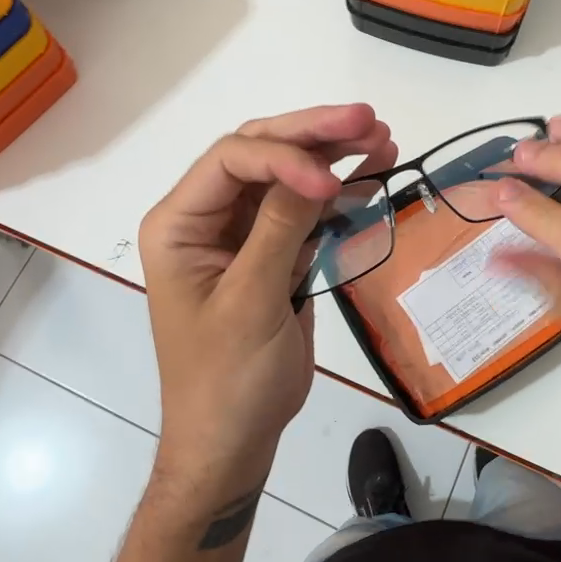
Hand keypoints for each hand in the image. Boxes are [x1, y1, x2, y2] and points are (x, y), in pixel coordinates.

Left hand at [139, 104, 397, 502]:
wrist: (233, 443)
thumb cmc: (226, 380)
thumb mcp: (250, 302)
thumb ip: (279, 229)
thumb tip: (317, 168)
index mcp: (179, 224)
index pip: (231, 160)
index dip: (283, 158)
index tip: (330, 184)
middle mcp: (207, 218)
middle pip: (260, 155)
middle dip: (312, 135)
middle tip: (367, 118)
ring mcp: (242, 234)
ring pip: (287, 176)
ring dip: (332, 155)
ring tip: (381, 136)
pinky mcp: (273, 253)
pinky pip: (306, 210)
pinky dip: (340, 193)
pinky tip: (374, 172)